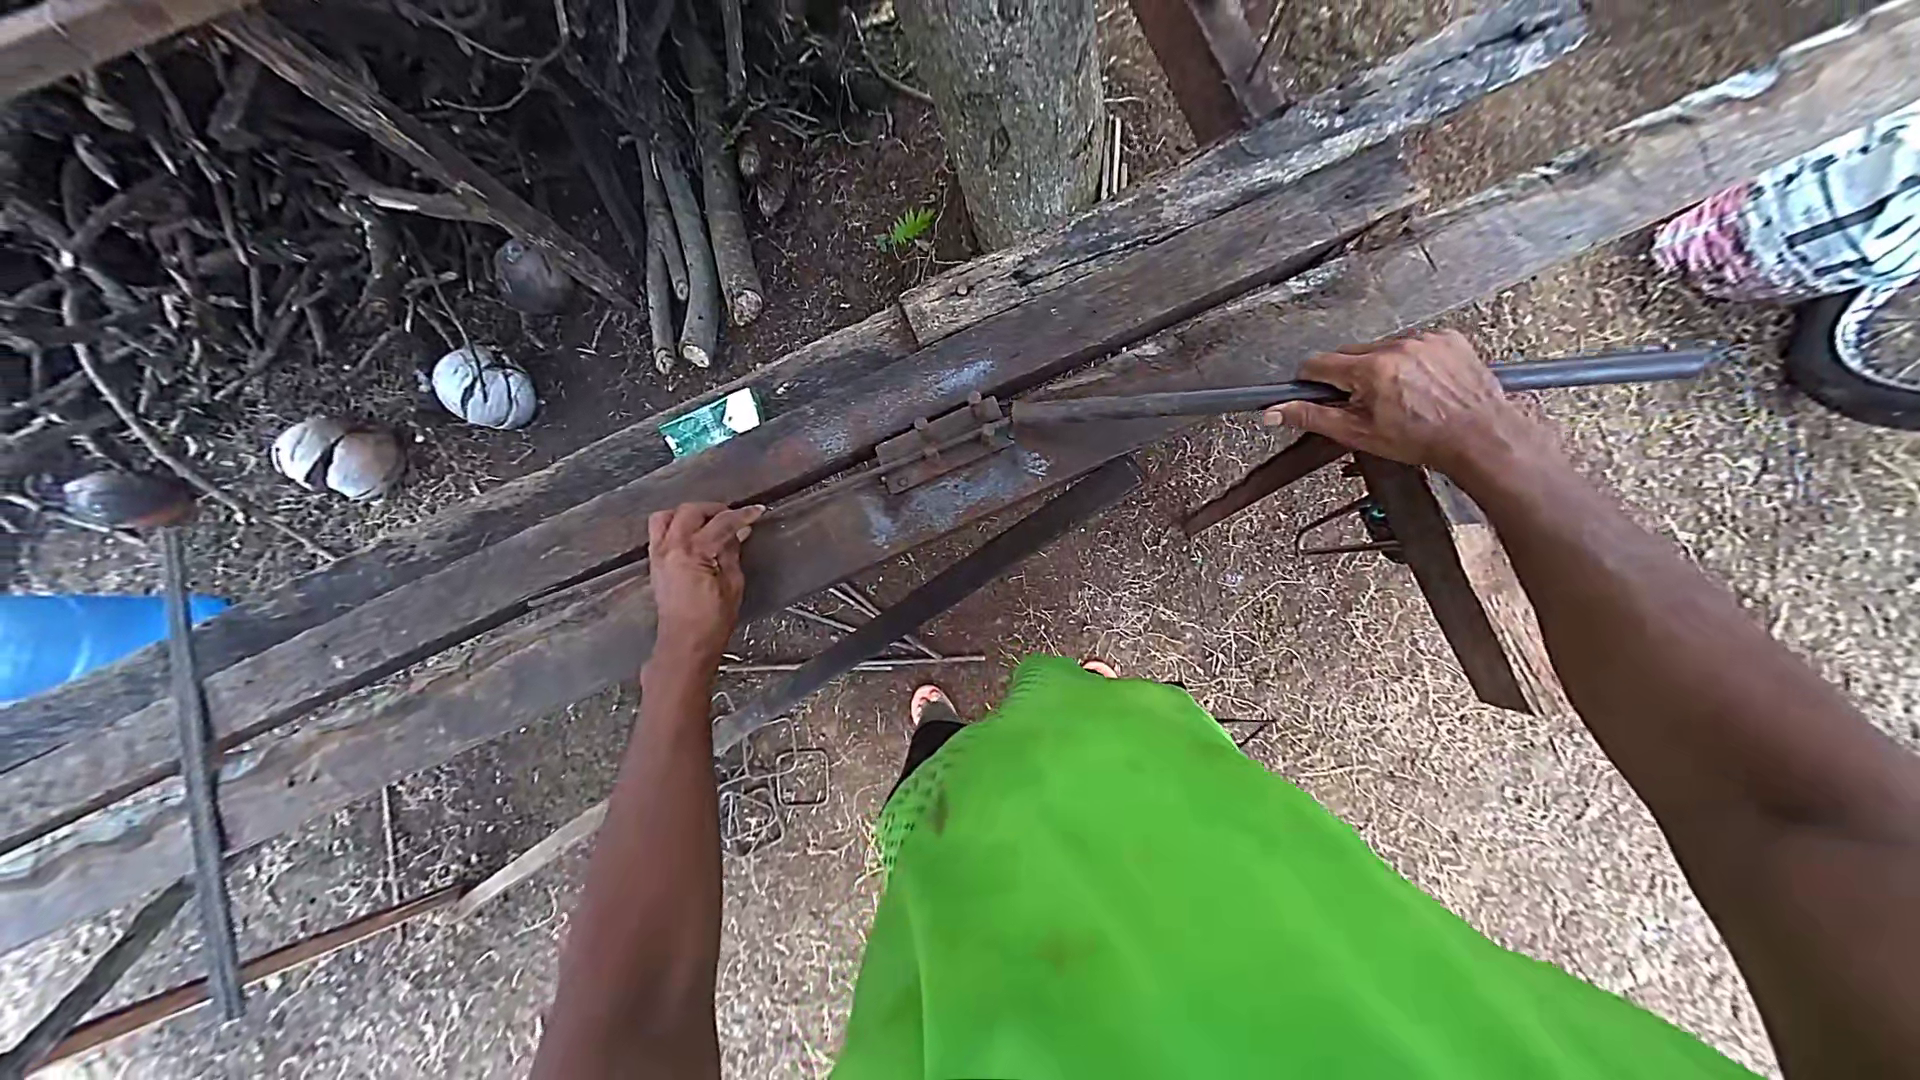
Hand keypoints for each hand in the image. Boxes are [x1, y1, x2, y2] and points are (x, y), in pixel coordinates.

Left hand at [647, 502, 764, 670]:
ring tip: (709, 522)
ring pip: (667, 516)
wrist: (686, 643)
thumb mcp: (732, 584)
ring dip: (689, 514)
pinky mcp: (654, 563)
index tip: (757, 511)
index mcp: (692, 553)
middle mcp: (670, 549)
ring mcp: (658, 554)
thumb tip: (738, 532)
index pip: (721, 523)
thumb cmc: (712, 620)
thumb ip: (732, 552)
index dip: (742, 515)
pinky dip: (676, 525)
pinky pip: (659, 531)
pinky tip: (693, 535)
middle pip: (690, 511)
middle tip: (734, 517)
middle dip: (715, 509)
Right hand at [1261, 330, 1545, 474]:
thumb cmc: (1421, 438)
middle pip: (1349, 354)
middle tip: (1363, 404)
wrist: (1478, 435)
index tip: (1318, 393)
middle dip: (1348, 377)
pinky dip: (1407, 361)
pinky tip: (1417, 384)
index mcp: (1371, 369)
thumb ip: (1310, 417)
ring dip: (1378, 368)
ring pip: (1380, 349)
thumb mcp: (1355, 433)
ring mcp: (1425, 340)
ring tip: (1396, 396)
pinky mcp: (1446, 338)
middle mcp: (1397, 347)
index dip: (1312, 381)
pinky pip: (1411, 344)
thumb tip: (1275, 412)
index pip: (1318, 363)